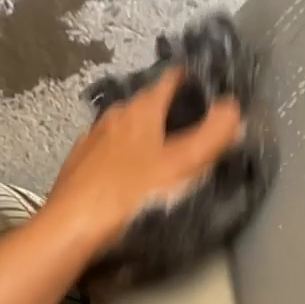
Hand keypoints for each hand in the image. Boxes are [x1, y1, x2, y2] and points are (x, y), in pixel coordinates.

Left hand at [43, 68, 242, 249]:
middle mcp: (112, 117)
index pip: (169, 80)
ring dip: (145, 134)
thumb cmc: (130, 192)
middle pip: (146, 105)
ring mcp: (91, 140)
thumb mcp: (183, 165)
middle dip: (168, 111)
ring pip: (125, 128)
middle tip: (192, 124)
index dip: (189, 78)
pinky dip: (124, 155)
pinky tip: (129, 175)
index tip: (205, 83)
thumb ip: (213, 134)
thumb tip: (233, 107)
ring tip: (163, 151)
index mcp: (140, 110)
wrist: (71, 225)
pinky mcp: (78, 164)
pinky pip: (108, 151)